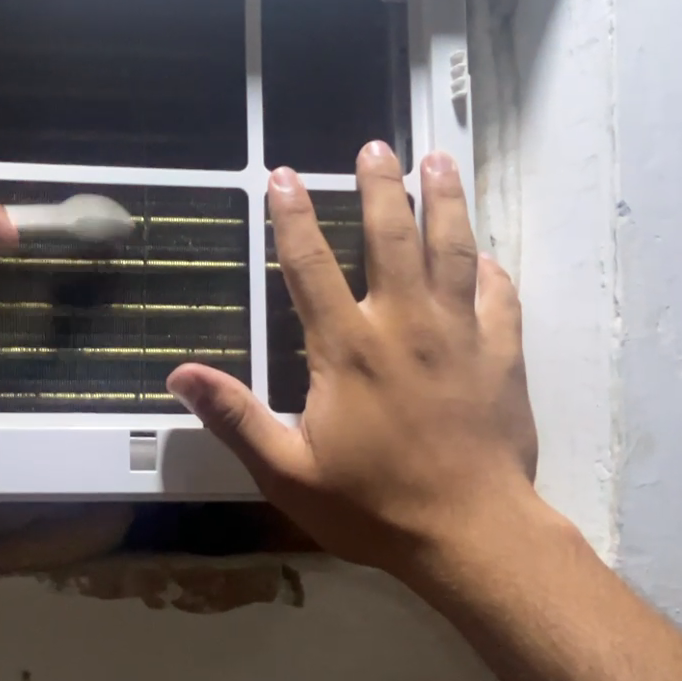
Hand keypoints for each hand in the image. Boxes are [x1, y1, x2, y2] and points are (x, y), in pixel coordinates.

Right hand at [167, 143, 538, 580]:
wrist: (470, 535)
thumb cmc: (371, 505)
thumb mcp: (286, 472)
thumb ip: (235, 417)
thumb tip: (180, 375)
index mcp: (347, 349)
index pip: (311, 266)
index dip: (295, 217)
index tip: (285, 177)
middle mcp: (404, 327)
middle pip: (393, 238)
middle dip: (382, 187)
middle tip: (377, 146)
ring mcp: (459, 337)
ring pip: (454, 251)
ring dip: (445, 202)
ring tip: (440, 160)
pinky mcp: (502, 357)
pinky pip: (499, 298)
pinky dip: (491, 270)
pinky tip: (486, 255)